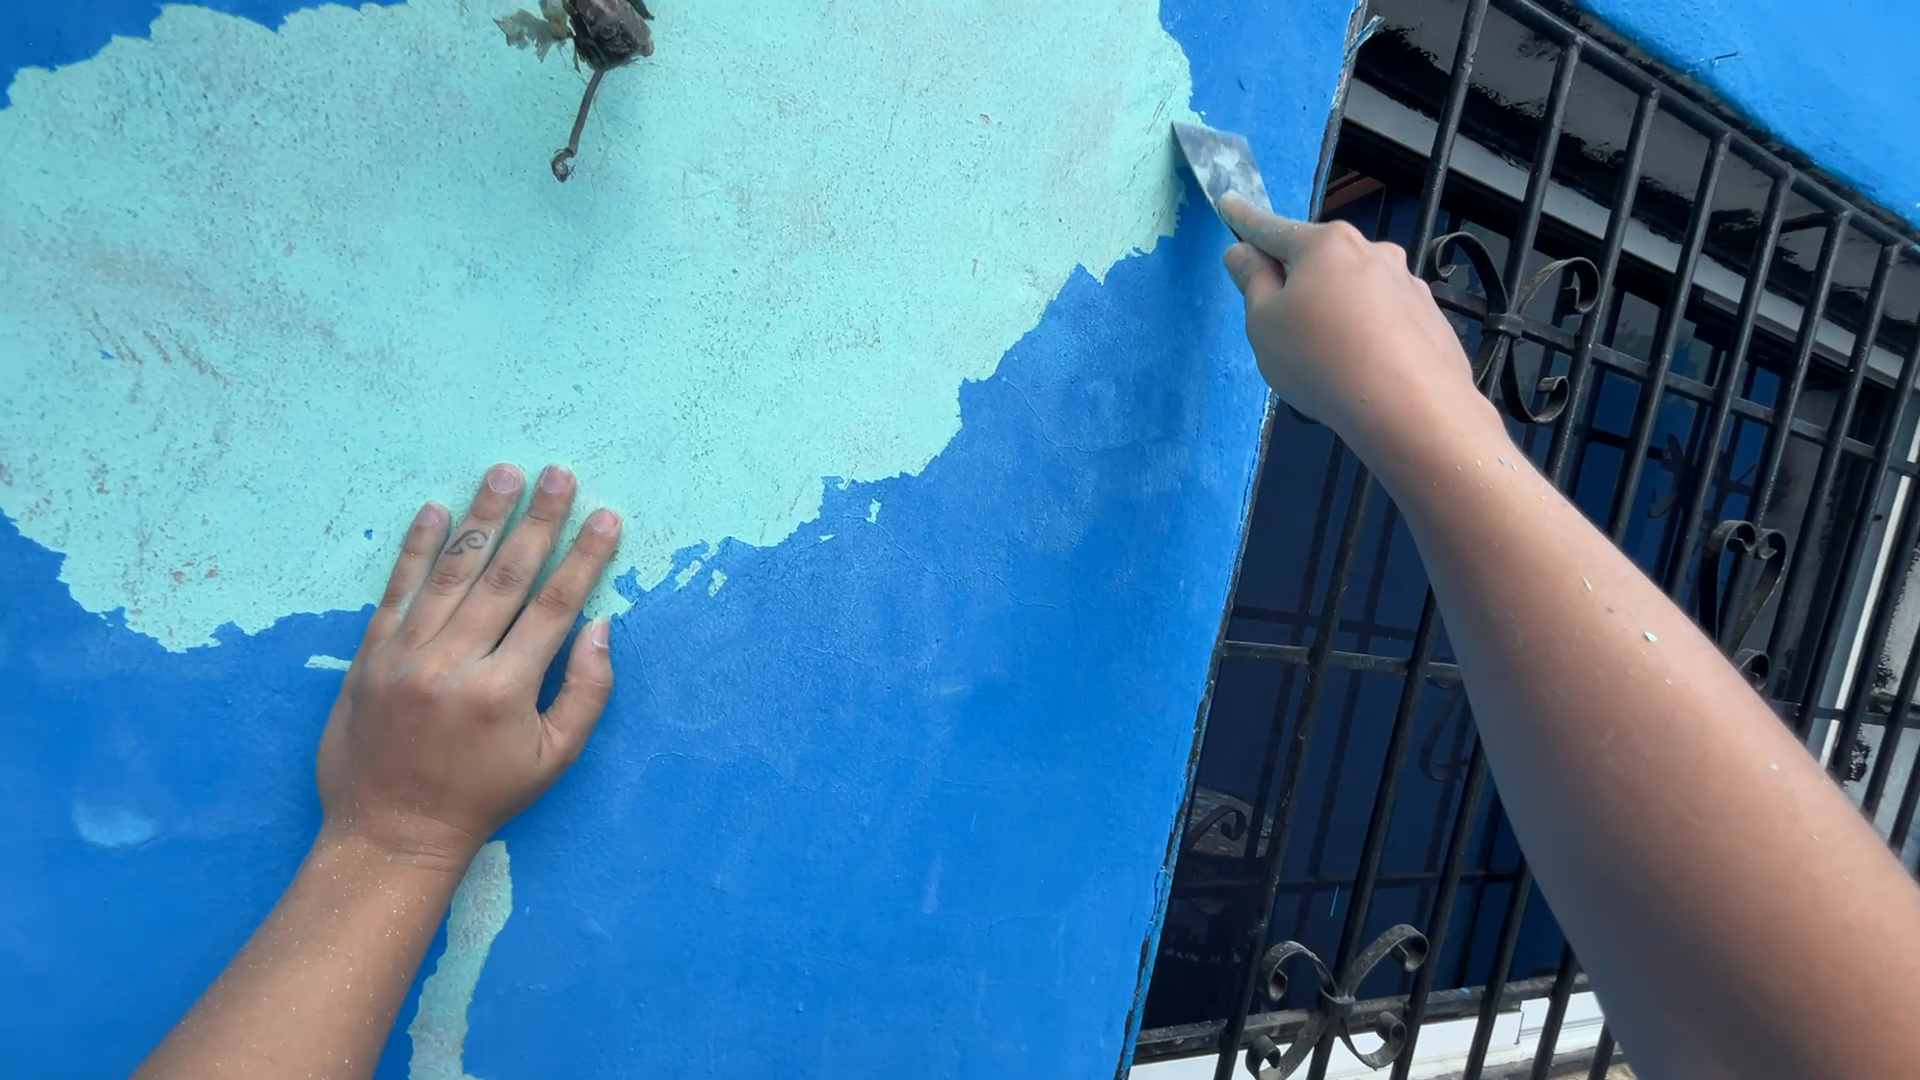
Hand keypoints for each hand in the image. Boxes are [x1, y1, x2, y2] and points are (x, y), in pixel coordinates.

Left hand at [315, 463, 622, 869]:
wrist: (389, 835)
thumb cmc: (488, 794)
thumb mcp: (557, 755)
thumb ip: (587, 689)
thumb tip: (601, 625)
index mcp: (504, 689)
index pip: (555, 606)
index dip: (585, 558)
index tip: (607, 518)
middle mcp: (453, 663)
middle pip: (506, 576)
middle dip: (538, 520)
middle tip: (559, 474)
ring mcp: (404, 656)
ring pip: (451, 573)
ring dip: (483, 518)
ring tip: (504, 473)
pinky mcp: (369, 658)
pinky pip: (395, 593)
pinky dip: (414, 550)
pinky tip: (435, 511)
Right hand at [1218, 194, 1482, 448]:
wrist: (1407, 405)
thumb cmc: (1318, 359)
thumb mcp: (1264, 324)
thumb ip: (1252, 282)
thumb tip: (1242, 251)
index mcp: (1324, 246)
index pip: (1271, 229)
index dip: (1244, 220)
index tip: (1228, 202)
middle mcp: (1370, 250)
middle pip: (1316, 260)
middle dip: (1294, 281)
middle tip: (1277, 326)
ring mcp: (1405, 281)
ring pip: (1350, 290)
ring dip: (1331, 311)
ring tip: (1323, 360)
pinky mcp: (1426, 315)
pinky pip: (1379, 317)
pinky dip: (1362, 333)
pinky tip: (1358, 367)